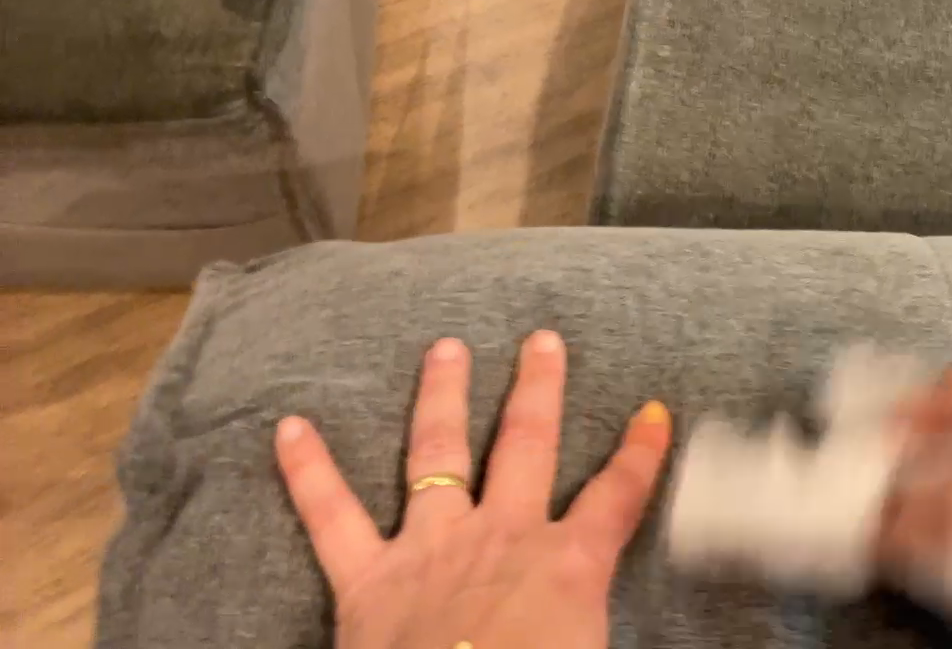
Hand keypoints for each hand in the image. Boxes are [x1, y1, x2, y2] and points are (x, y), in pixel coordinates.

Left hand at [274, 331, 671, 648]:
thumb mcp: (589, 645)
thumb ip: (594, 609)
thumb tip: (596, 606)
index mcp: (570, 558)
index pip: (620, 490)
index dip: (643, 449)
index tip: (654, 411)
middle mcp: (506, 533)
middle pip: (529, 444)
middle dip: (538, 388)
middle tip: (541, 339)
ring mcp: (434, 547)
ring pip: (441, 453)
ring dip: (442, 396)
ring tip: (445, 349)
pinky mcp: (368, 581)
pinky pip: (333, 520)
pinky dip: (310, 472)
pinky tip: (291, 428)